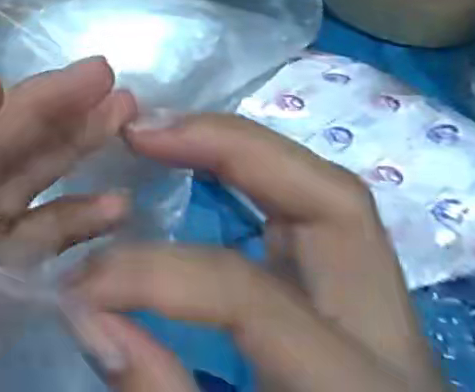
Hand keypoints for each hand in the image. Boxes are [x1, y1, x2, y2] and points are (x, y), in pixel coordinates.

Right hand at [68, 113, 442, 391]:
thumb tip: (86, 312)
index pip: (248, 293)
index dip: (151, 275)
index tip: (78, 286)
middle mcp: (395, 342)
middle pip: (333, 201)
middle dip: (230, 147)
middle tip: (140, 132)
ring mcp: (388, 321)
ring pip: (328, 193)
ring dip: (241, 149)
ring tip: (160, 134)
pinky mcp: (363, 315)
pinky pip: (310, 219)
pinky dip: (251, 181)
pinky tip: (197, 170)